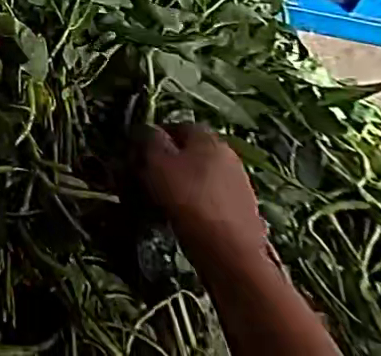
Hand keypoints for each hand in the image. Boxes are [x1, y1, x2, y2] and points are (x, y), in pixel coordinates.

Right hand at [139, 124, 268, 270]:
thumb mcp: (157, 162)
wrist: (232, 255)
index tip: (137, 153)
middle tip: (146, 177)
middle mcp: (229, 156)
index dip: (153, 137)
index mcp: (208, 138)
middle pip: (189, 152)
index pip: (176, 126)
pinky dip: (195, 204)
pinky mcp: (244, 213)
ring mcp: (240, 186)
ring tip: (159, 201)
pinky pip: (210, 199)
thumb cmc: (189, 199)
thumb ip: (149, 139)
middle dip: (167, 162)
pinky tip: (181, 217)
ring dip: (180, 184)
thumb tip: (148, 130)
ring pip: (199, 177)